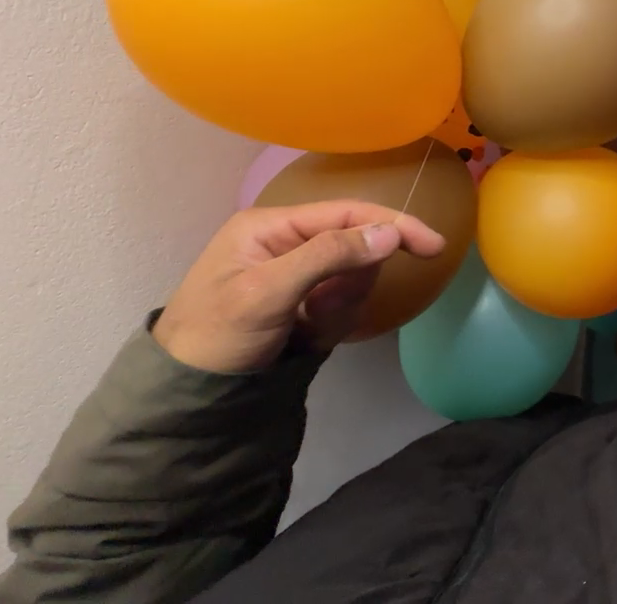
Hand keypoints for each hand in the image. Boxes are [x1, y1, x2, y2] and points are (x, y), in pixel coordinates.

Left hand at [152, 201, 444, 373]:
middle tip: (327, 313)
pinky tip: (306, 335)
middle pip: (356, 244)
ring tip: (307, 328)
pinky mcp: (305, 299)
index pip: (349, 212)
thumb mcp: (267, 293)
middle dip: (353, 281)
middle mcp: (287, 240)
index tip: (433, 247)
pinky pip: (345, 300)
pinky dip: (335, 319)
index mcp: (271, 225)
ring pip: (355, 275)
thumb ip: (328, 256)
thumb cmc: (215, 337)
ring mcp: (297, 271)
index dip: (394, 224)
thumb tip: (391, 233)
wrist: (183, 403)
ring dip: (342, 305)